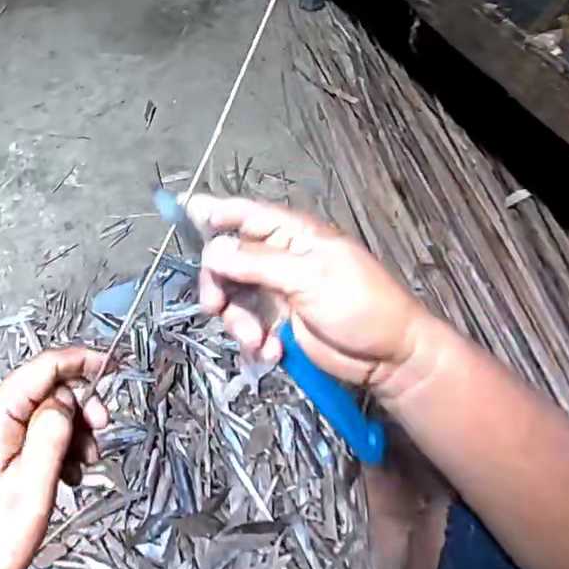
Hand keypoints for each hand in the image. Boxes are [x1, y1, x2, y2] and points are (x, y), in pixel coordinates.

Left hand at [0, 347, 110, 568]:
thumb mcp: (32, 483)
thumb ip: (53, 431)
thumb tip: (70, 398)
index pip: (48, 365)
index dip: (84, 361)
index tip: (112, 364)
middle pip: (52, 389)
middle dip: (82, 407)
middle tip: (100, 429)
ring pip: (50, 414)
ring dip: (73, 433)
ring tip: (81, 464)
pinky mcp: (0, 455)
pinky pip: (40, 436)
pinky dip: (60, 450)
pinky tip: (66, 475)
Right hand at [187, 195, 442, 400]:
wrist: (389, 358)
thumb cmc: (359, 304)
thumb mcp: (309, 277)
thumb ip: (257, 262)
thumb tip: (213, 249)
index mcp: (291, 233)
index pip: (244, 212)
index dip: (212, 210)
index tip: (178, 209)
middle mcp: (279, 255)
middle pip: (227, 257)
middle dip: (217, 282)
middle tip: (214, 307)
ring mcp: (277, 289)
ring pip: (233, 295)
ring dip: (236, 320)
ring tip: (256, 340)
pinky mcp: (278, 321)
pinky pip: (248, 323)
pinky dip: (253, 339)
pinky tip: (272, 351)